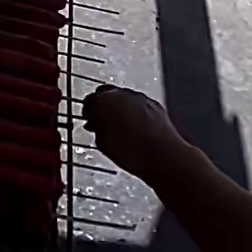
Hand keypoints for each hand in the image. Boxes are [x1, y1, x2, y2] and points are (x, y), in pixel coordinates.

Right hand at [82, 85, 204, 184]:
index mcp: (102, 101)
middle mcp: (120, 94)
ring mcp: (139, 98)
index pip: (89, 101)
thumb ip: (96, 129)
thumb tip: (96, 126)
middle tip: (103, 120)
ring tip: (121, 126)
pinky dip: (136, 112)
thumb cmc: (132, 151)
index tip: (89, 121)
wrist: (163, 157)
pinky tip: (136, 127)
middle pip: (106, 94)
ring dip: (120, 108)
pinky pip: (139, 104)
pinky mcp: (154, 104)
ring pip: (123, 98)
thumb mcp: (102, 143)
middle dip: (103, 106)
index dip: (88, 112)